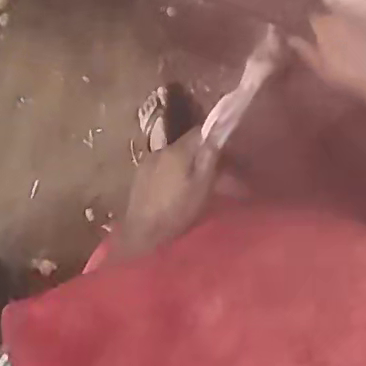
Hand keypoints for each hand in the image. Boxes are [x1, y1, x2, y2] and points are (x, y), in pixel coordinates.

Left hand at [109, 132, 213, 260]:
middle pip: (186, 145)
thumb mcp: (201, 188)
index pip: (198, 132)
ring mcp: (148, 162)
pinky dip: (172, 172)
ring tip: (193, 184)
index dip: (213, 138)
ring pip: (174, 156)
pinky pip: (162, 166)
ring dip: (185, 164)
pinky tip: (174, 189)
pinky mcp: (140, 175)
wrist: (141, 234)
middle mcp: (161, 150)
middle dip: (200, 155)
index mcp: (178, 150)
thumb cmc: (176, 211)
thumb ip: (209, 159)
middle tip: (213, 173)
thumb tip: (216, 135)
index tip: (225, 150)